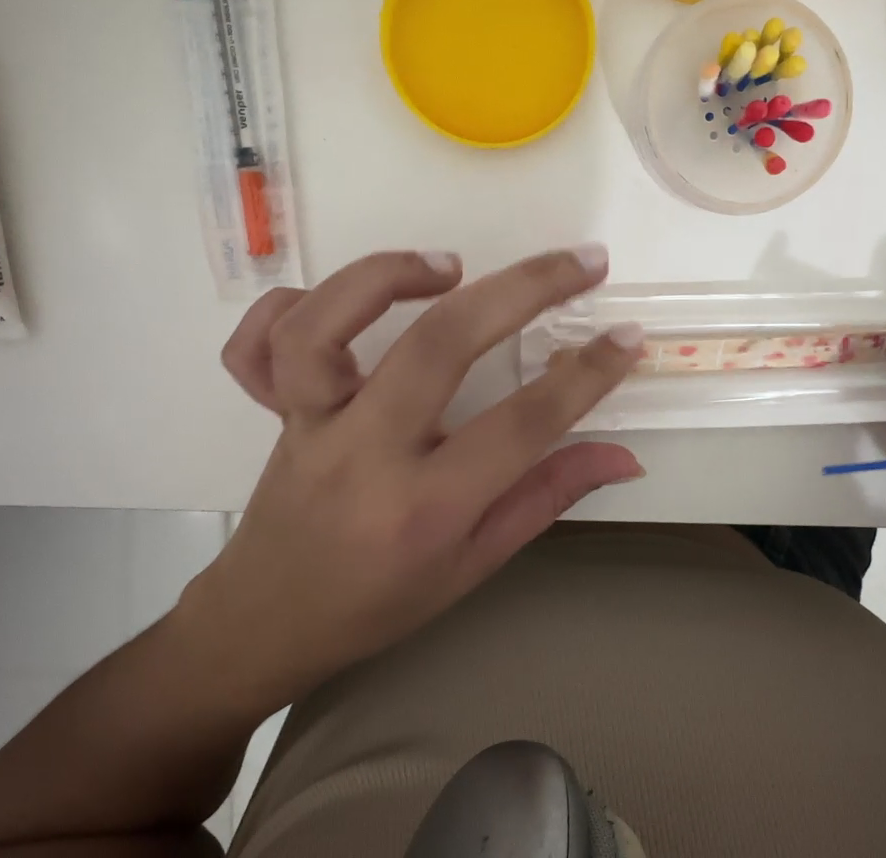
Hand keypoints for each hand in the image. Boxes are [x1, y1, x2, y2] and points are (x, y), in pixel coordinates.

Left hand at [180, 247, 643, 705]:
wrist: (267, 623)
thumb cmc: (381, 602)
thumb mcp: (475, 564)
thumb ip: (547, 497)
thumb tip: (624, 455)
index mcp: (426, 508)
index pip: (522, 425)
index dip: (586, 375)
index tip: (627, 335)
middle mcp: (364, 455)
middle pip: (439, 346)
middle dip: (523, 289)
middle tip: (580, 261)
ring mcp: (309, 426)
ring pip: (326, 327)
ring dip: (390, 275)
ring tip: (451, 265)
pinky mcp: (272, 410)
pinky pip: (258, 342)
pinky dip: (290, 302)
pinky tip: (354, 299)